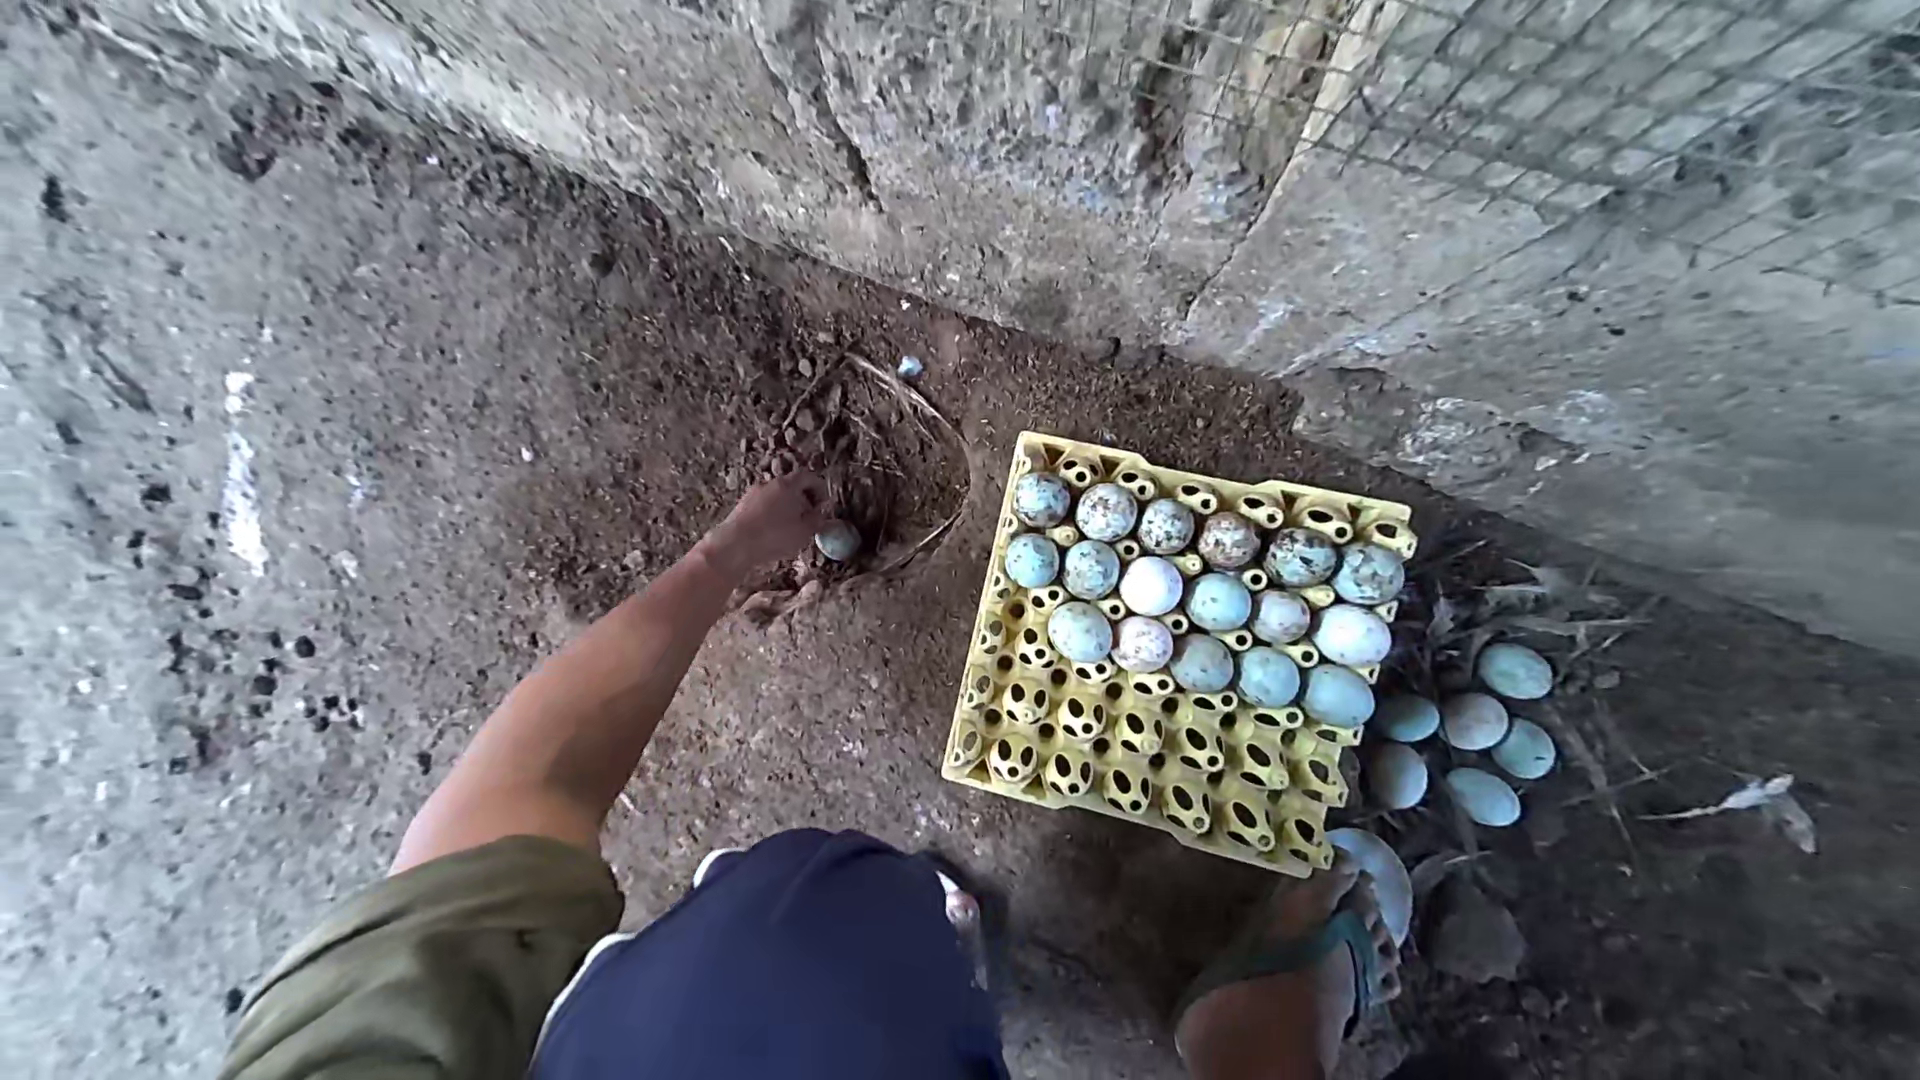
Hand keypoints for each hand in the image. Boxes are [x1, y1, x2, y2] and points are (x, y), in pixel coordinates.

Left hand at [696, 470, 828, 580]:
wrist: (734, 545)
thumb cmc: (773, 536)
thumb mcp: (804, 532)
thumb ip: (817, 520)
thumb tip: (820, 514)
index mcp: (787, 485)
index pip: (808, 477)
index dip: (819, 489)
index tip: (823, 504)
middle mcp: (769, 484)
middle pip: (791, 485)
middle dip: (803, 499)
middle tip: (809, 517)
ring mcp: (753, 494)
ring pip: (776, 496)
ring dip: (787, 508)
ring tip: (791, 528)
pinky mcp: (742, 506)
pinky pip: (763, 506)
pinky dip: (772, 514)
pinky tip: (773, 532)